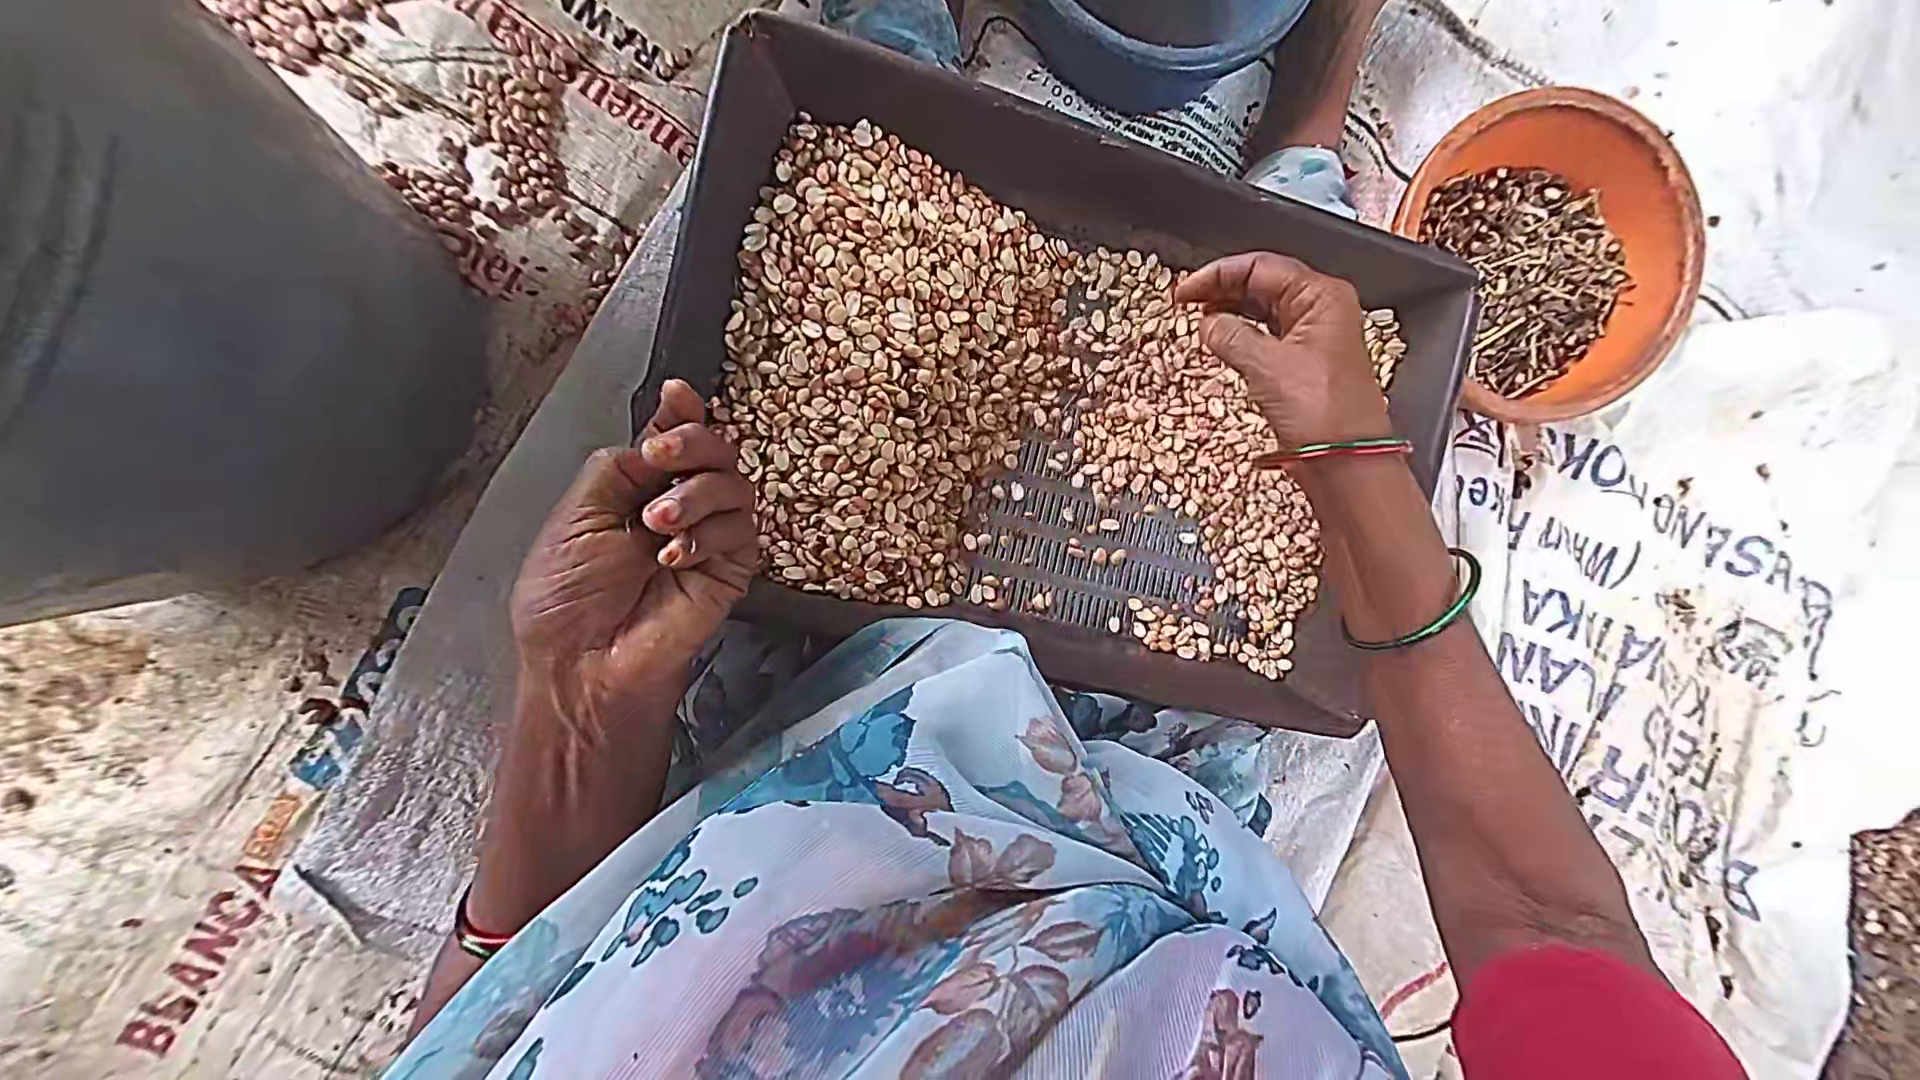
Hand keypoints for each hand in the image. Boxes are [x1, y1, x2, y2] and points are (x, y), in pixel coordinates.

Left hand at [509, 379, 756, 725]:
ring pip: (735, 486)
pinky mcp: (734, 567)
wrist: (585, 659)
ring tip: (656, 524)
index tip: (678, 394)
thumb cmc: (567, 597)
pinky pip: (741, 531)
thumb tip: (659, 431)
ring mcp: (712, 536)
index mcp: (643, 489)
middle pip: (717, 452)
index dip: (682, 413)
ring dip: (696, 495)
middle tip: (662, 455)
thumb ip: (621, 467)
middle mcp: (683, 505)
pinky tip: (673, 558)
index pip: (675, 439)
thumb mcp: (577, 516)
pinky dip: (708, 536)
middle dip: (693, 444)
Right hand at [1174, 252, 1390, 448]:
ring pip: (1262, 310)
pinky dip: (1239, 335)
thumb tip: (1206, 322)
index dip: (1217, 274)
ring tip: (1196, 318)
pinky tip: (1219, 340)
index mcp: (1320, 296)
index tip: (1184, 291)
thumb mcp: (1267, 365)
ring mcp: (1311, 337)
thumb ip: (1231, 337)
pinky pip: (1264, 336)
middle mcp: (1319, 310)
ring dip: (1228, 311)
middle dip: (1221, 289)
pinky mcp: (1300, 363)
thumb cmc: (1320, 409)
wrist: (1343, 456)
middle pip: (1262, 284)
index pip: (1260, 267)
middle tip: (1184, 302)